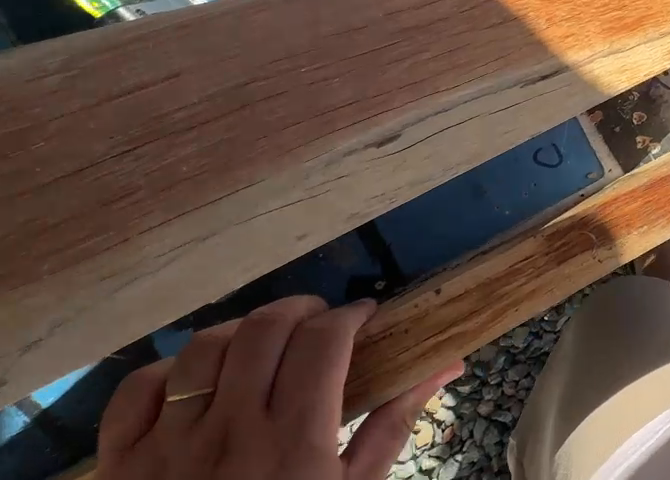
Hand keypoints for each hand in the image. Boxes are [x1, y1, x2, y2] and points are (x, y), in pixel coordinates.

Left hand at [96, 295, 461, 479]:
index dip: (350, 314)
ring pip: (204, 347)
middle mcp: (229, 429)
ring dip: (243, 332)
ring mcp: (166, 444)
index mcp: (293, 437)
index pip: (324, 339)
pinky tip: (200, 379)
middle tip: (321, 323)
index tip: (365, 317)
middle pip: (266, 329)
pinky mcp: (117, 462)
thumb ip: (394, 425)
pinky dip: (172, 370)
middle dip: (303, 309)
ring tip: (264, 344)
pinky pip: (137, 389)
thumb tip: (449, 364)